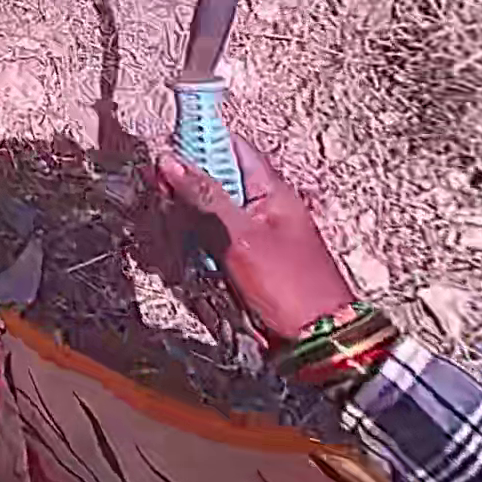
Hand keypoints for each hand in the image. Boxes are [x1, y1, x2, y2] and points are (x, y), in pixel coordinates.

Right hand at [155, 136, 355, 339]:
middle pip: (213, 173)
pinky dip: (192, 229)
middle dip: (183, 177)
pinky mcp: (243, 250)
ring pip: (207, 201)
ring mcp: (252, 227)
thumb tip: (168, 159)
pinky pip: (209, 228)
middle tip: (159, 187)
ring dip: (184, 205)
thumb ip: (203, 195)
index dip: (198, 139)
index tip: (166, 146)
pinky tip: (183, 238)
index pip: (230, 146)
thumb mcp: (239, 235)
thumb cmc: (288, 284)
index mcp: (270, 190)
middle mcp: (261, 203)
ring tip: (169, 213)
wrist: (321, 342)